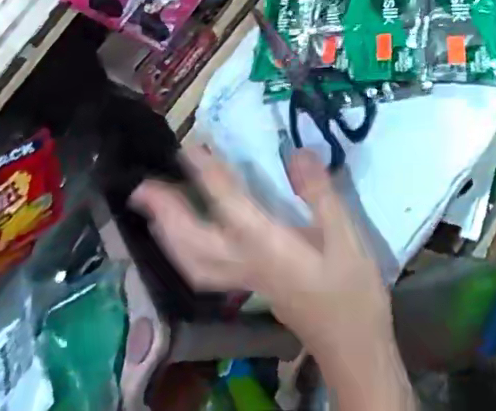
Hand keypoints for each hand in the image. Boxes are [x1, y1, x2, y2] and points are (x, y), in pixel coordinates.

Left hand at [131, 145, 393, 363]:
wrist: (353, 349)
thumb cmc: (352, 291)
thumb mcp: (347, 237)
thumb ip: (321, 194)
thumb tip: (297, 152)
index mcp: (268, 247)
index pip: (229, 205)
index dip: (208, 175)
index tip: (190, 147)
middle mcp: (247, 264)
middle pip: (193, 240)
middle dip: (167, 212)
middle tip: (143, 186)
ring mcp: (244, 280)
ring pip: (192, 260)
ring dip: (168, 233)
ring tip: (153, 209)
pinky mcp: (250, 288)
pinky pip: (202, 270)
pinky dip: (184, 252)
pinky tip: (184, 241)